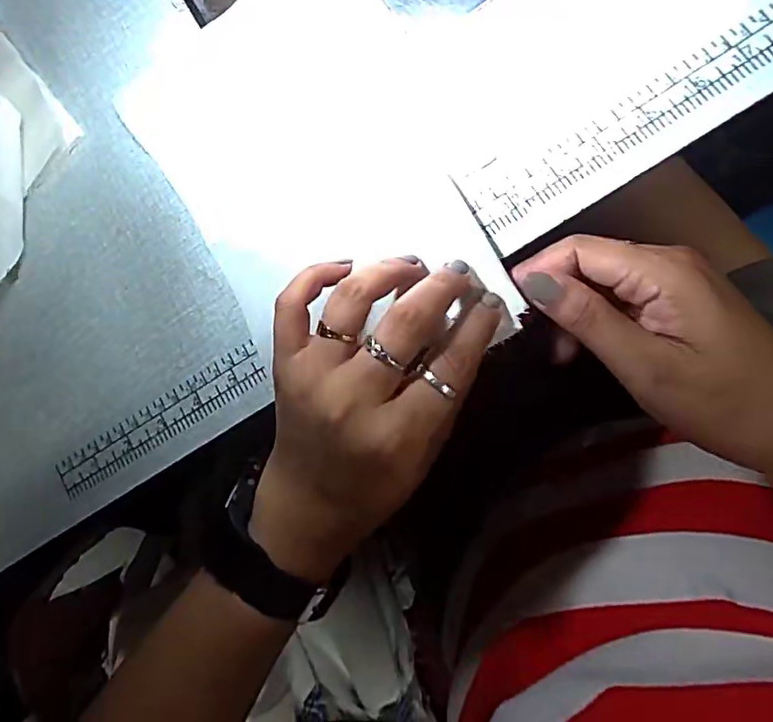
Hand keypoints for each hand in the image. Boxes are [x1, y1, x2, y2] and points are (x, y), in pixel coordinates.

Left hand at [250, 258, 504, 582]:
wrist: (305, 507)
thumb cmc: (376, 484)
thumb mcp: (427, 449)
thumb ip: (449, 389)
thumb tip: (469, 321)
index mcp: (396, 434)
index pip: (449, 363)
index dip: (476, 323)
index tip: (489, 298)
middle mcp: (351, 399)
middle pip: (405, 323)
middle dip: (442, 287)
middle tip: (459, 272)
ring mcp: (312, 375)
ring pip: (351, 300)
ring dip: (388, 271)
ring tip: (413, 265)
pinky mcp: (283, 362)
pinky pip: (291, 304)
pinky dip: (316, 274)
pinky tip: (348, 266)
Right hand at [514, 235, 772, 511]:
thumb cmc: (724, 402)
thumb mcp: (646, 366)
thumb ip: (587, 318)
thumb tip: (532, 281)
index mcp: (662, 268)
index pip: (581, 248)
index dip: (540, 270)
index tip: (509, 306)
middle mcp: (669, 260)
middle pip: (593, 260)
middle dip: (559, 294)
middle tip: (538, 342)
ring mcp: (680, 277)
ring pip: (609, 279)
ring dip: (580, 310)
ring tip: (565, 355)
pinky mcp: (684, 297)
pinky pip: (630, 295)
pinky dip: (606, 318)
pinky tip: (595, 348)